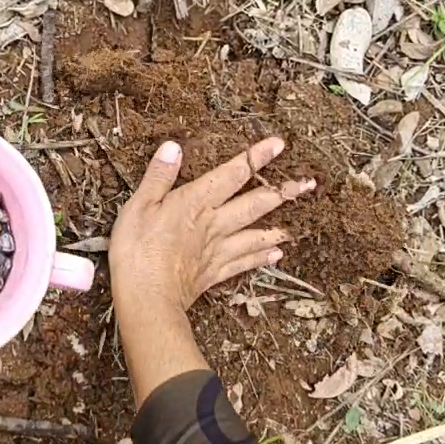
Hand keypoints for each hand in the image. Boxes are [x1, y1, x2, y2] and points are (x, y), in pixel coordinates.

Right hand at [107, 137, 311, 404]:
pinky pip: (244, 263)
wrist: (147, 298)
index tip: (278, 145)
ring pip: (255, 234)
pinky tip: (276, 254)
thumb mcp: (138, 206)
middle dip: (280, 191)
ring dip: (278, 226)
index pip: (231, 175)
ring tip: (298, 221)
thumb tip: (173, 147)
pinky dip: (261, 257)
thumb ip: (158, 176)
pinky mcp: (214, 273)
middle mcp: (213, 224)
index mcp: (195, 203)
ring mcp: (217, 250)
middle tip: (307, 183)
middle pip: (254, 204)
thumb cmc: (137, 251)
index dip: (255, 158)